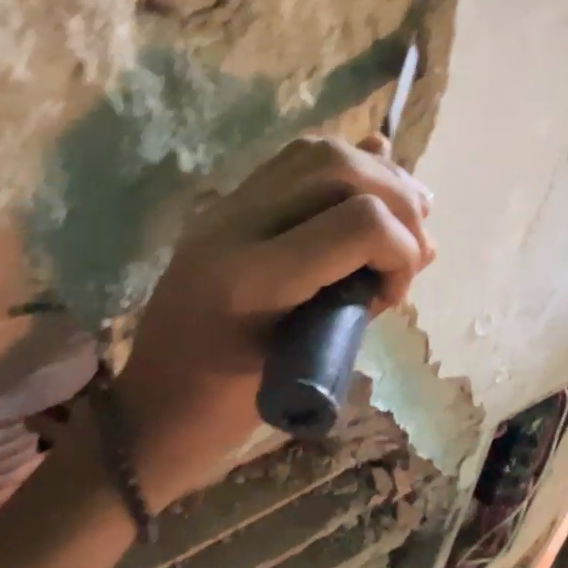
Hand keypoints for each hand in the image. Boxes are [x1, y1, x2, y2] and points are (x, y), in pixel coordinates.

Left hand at [115, 133, 436, 507]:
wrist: (151, 412)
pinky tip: (367, 188)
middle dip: (397, 198)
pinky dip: (337, 171)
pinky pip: (288, 166)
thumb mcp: (298, 369)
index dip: (403, 247)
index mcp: (251, 278)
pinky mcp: (221, 213)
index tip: (399, 291)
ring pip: (312, 154)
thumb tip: (416, 256)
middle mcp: (233, 227)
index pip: (357, 222)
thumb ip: (353, 307)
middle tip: (417, 244)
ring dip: (372, 174)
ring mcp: (222, 213)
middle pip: (337, 169)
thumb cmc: (221, 414)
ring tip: (405, 211)